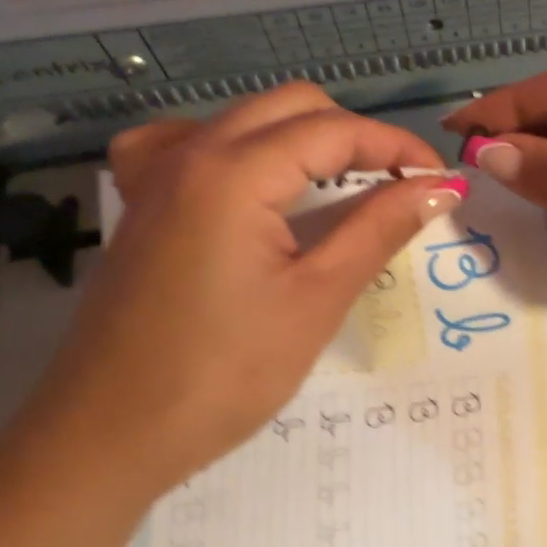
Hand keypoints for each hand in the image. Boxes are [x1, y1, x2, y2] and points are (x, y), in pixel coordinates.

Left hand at [26, 83, 465, 492]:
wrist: (105, 439)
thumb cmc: (223, 375)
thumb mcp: (317, 299)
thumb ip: (380, 227)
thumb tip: (440, 185)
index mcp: (233, 173)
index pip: (335, 130)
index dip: (397, 146)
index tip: (441, 179)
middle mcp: (190, 154)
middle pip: (292, 107)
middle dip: (356, 136)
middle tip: (401, 184)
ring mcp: (155, 177)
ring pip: (246, 119)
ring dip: (303, 138)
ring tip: (340, 186)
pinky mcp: (141, 207)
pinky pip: (189, 144)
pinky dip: (236, 149)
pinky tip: (249, 184)